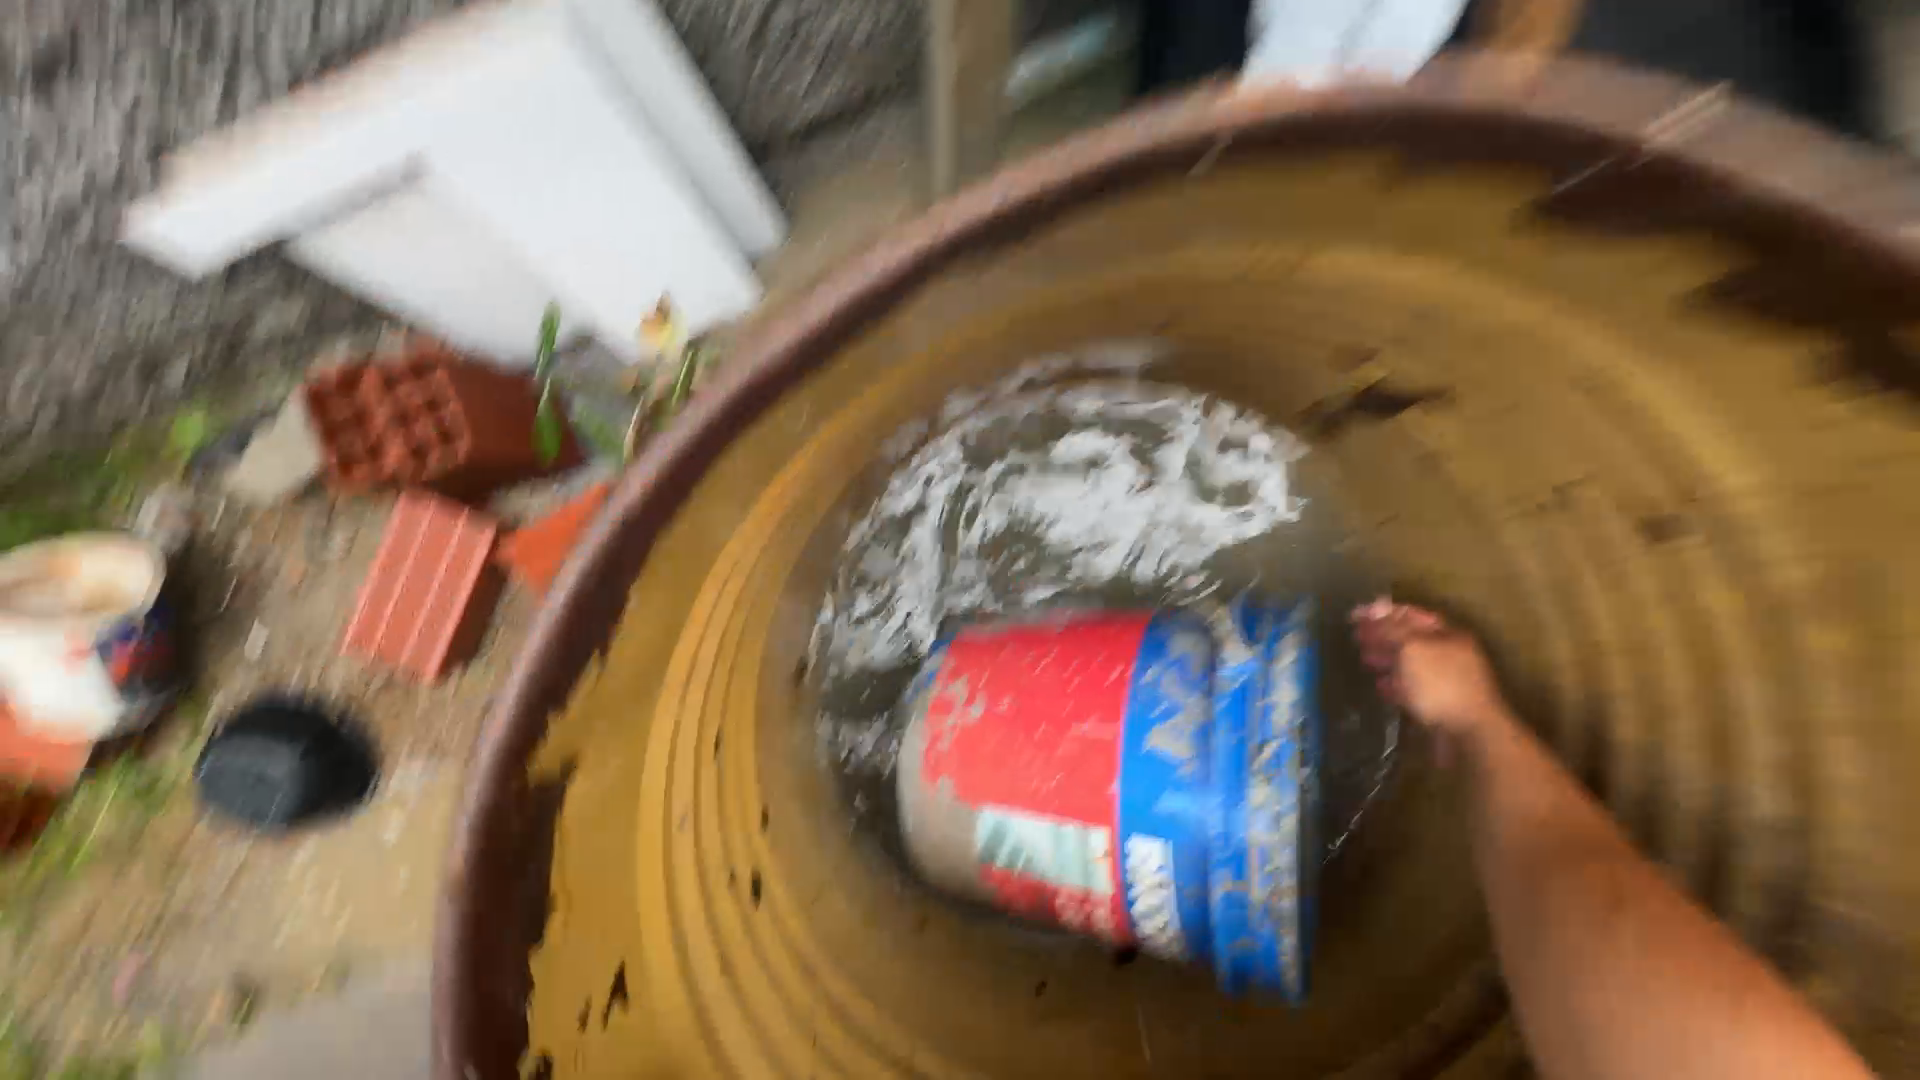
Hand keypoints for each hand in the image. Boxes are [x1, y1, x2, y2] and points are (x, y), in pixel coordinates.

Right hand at [1350, 600, 1511, 742]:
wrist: (1470, 735)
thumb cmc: (1440, 684)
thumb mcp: (1411, 648)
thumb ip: (1390, 628)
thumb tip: (1373, 609)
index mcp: (1447, 634)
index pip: (1410, 614)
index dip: (1381, 611)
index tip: (1354, 614)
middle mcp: (1449, 654)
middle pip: (1410, 638)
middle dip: (1381, 635)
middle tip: (1355, 635)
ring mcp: (1445, 681)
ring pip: (1409, 663)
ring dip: (1386, 659)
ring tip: (1363, 658)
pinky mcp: (1439, 705)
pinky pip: (1412, 688)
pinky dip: (1394, 684)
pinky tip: (1380, 686)